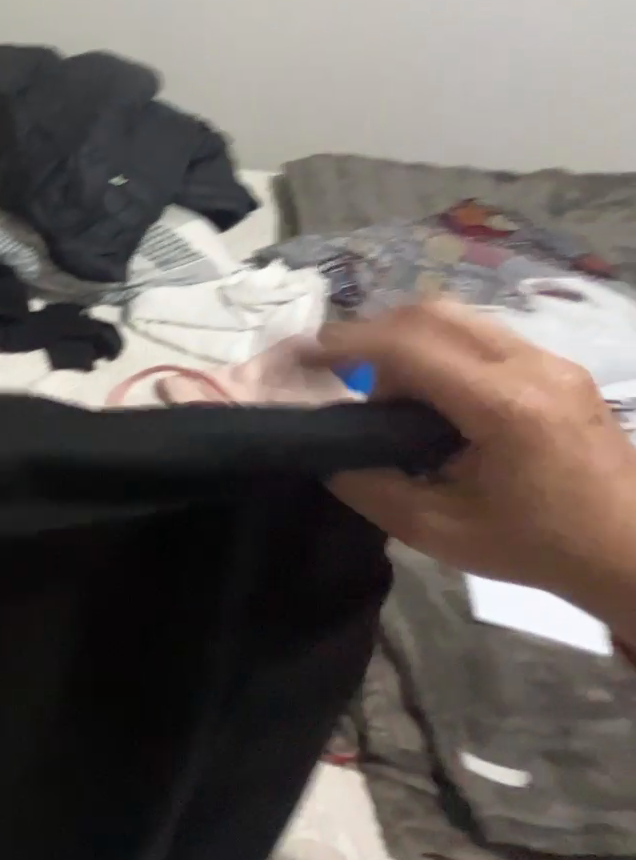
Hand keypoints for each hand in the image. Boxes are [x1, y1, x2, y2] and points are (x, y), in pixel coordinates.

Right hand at [309, 300, 635, 602]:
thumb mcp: (431, 527)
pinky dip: (433, 348)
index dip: (344, 344)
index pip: (407, 345)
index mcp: (503, 405)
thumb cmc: (537, 544)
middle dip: (370, 333)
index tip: (301, 357)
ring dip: (403, 340)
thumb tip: (324, 453)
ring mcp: (552, 365)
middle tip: (335, 366)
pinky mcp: (558, 371)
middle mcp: (532, 369)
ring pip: (456, 319)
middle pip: (432, 315)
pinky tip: (420, 391)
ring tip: (379, 386)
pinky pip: (479, 336)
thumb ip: (365, 484)